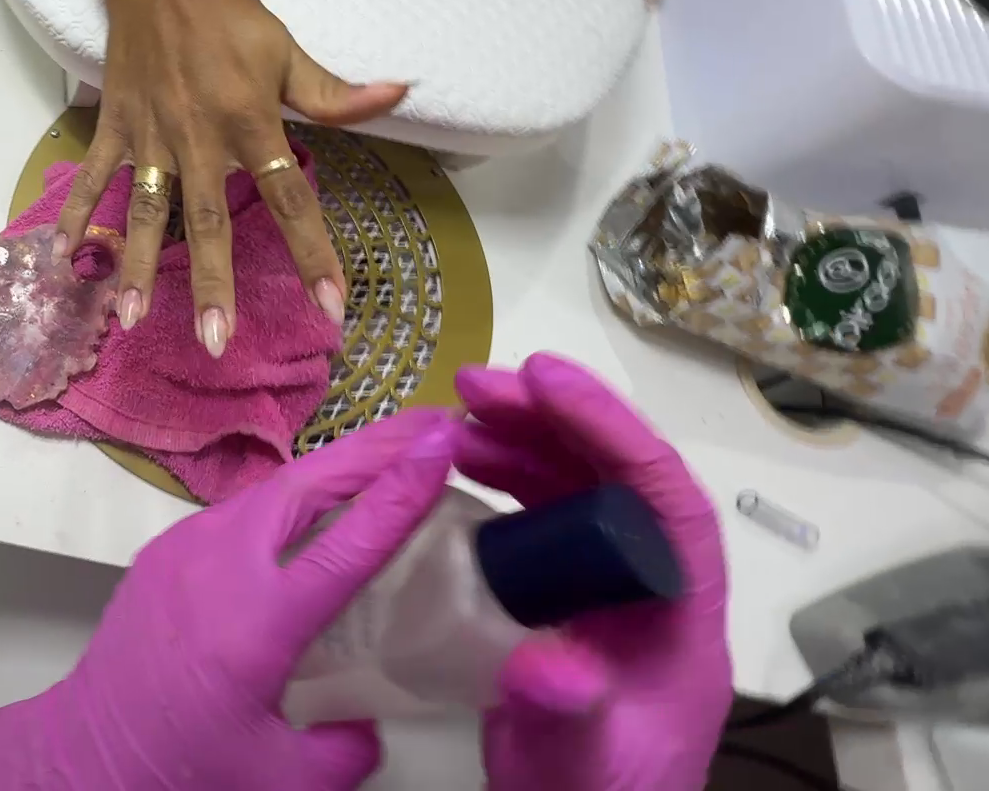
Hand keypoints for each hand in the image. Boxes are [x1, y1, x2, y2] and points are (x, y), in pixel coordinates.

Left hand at [0, 408, 462, 789]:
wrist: (88, 747)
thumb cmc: (183, 767)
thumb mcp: (282, 782)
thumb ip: (345, 749)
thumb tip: (368, 717)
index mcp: (258, 620)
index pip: (345, 544)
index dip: (398, 490)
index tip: (439, 444)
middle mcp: (219, 562)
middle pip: (303, 486)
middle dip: (369, 448)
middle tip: (427, 423)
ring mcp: (184, 545)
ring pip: (267, 490)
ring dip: (327, 468)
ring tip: (381, 453)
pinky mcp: (165, 547)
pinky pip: (237, 510)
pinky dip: (284, 497)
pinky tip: (310, 504)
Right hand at [55, 0, 406, 357]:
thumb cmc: (229, 15)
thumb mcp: (286, 48)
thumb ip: (331, 90)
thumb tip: (398, 95)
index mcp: (248, 120)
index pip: (289, 197)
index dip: (313, 252)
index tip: (330, 307)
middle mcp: (197, 137)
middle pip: (206, 220)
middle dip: (211, 284)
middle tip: (214, 342)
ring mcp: (148, 136)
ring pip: (142, 211)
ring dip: (134, 265)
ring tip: (128, 319)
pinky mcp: (114, 128)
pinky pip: (95, 177)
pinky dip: (77, 213)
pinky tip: (65, 256)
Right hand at [452, 354, 732, 790]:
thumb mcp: (582, 758)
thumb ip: (566, 710)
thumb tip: (546, 662)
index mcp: (674, 614)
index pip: (661, 499)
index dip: (610, 428)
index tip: (540, 378)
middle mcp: (642, 581)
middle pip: (611, 474)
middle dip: (548, 417)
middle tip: (473, 386)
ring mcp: (597, 580)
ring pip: (571, 483)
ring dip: (517, 438)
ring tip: (455, 418)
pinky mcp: (554, 584)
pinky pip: (533, 508)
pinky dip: (497, 474)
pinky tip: (456, 466)